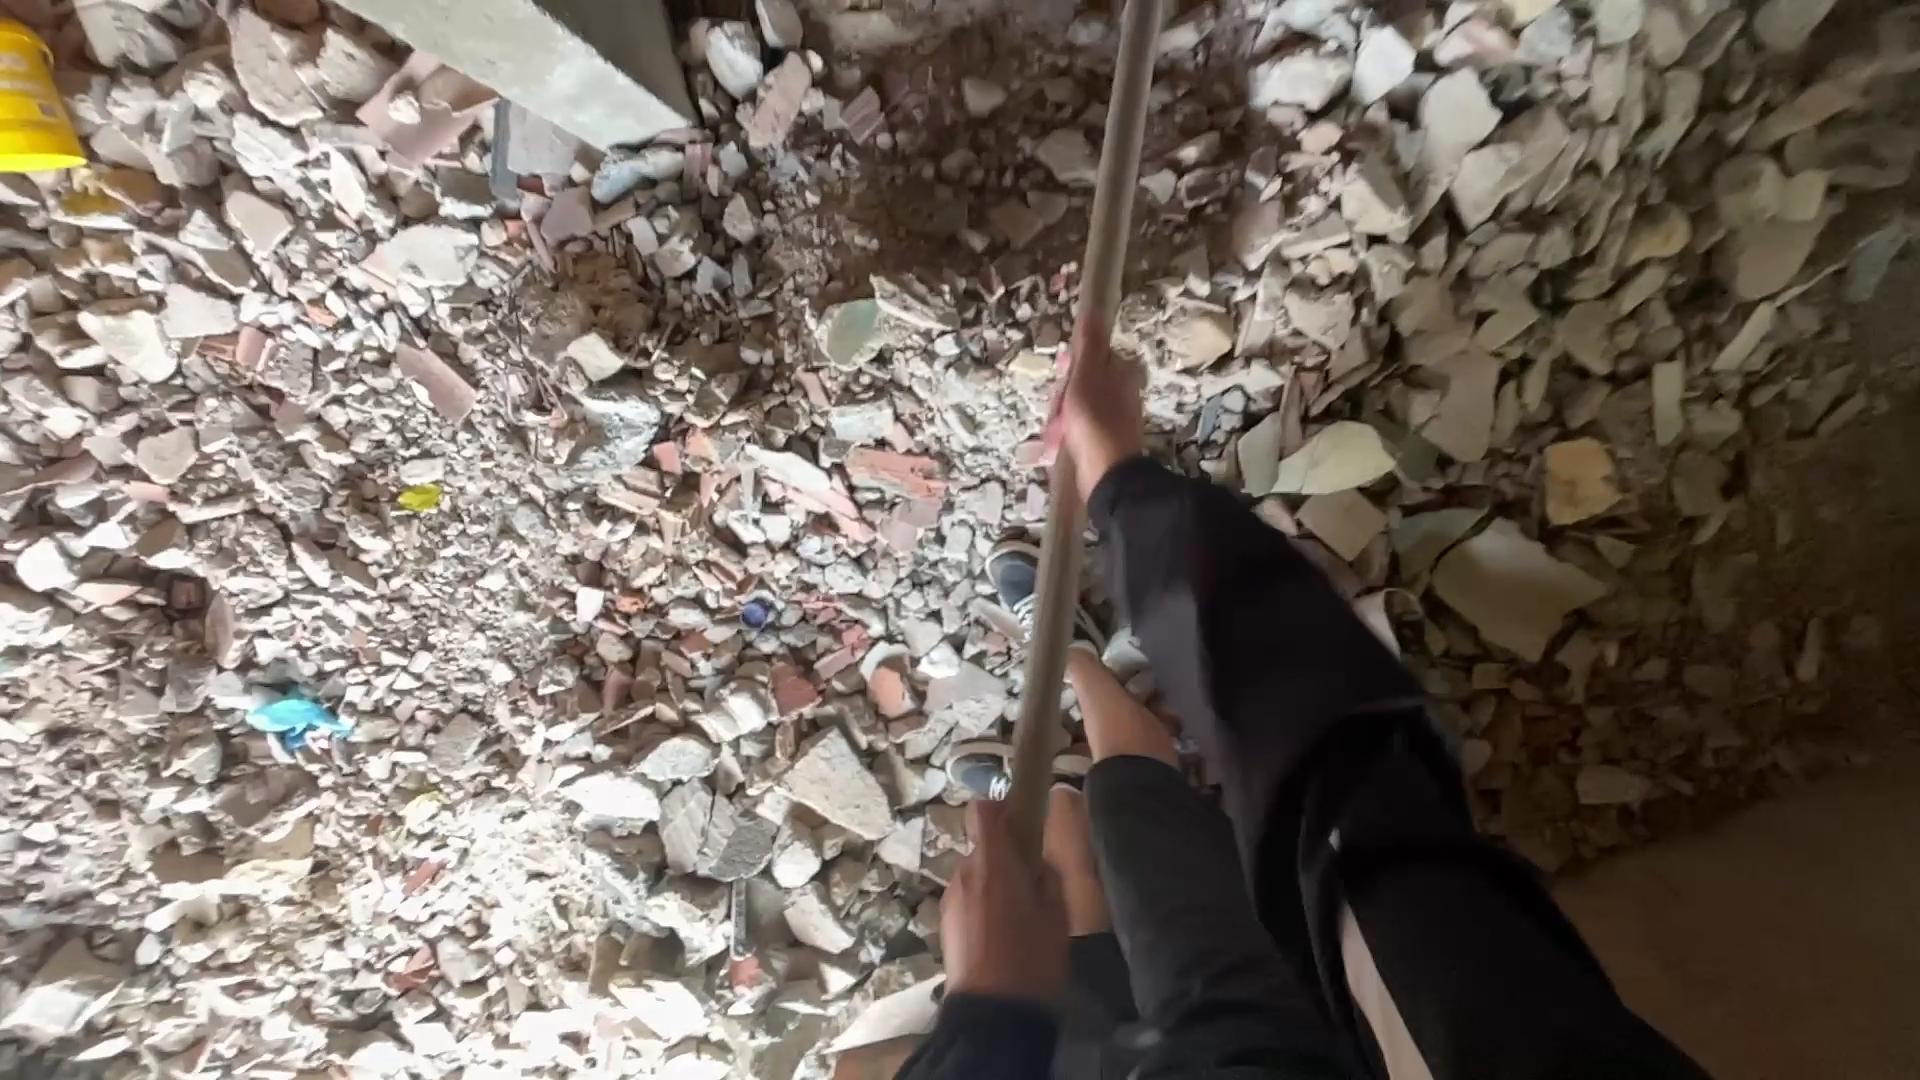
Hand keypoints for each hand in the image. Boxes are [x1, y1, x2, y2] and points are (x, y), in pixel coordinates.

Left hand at [940, 800, 1068, 1002]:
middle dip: (1003, 857)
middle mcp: (965, 874)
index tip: (1020, 823)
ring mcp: (950, 899)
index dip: (1000, 809)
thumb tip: (1036, 863)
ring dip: (991, 884)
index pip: (983, 811)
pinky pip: (966, 899)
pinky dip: (980, 906)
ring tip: (1014, 918)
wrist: (992, 1019)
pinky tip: (998, 937)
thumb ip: (1046, 877)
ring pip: (974, 875)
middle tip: (1029, 883)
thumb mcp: (1056, 916)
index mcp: (994, 865)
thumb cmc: (1032, 961)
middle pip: (982, 847)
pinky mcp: (944, 924)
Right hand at [1042, 315, 1144, 504]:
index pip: (1088, 358)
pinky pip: (1076, 430)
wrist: (1107, 474)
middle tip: (1057, 414)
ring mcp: (1111, 418)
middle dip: (1061, 399)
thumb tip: (1092, 310)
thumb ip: (1088, 345)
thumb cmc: (1095, 422)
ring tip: (1054, 436)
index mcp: (1121, 373)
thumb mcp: (1087, 377)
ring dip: (1058, 420)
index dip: (1069, 368)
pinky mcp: (1101, 441)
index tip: (1061, 380)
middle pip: (1078, 384)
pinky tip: (1056, 447)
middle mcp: (1120, 392)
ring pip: (1074, 408)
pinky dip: (1064, 436)